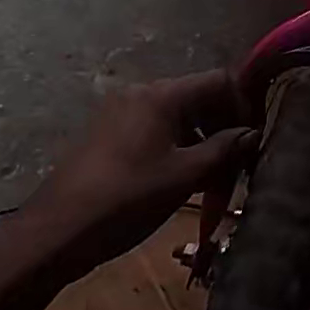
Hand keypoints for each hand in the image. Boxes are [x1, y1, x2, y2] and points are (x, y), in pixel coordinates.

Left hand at [20, 69, 256, 271]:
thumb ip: (224, 151)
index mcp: (163, 94)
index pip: (219, 80)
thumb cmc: (126, 197)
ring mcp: (125, 110)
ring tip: (211, 184)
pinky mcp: (112, 132)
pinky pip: (158, 129)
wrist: (55, 230)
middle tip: (236, 170)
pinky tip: (181, 180)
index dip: (243, 105)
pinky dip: (178, 149)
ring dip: (202, 144)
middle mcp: (144, 91)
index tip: (253, 140)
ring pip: (180, 117)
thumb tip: (254, 134)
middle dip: (223, 130)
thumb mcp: (183, 177)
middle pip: (200, 98)